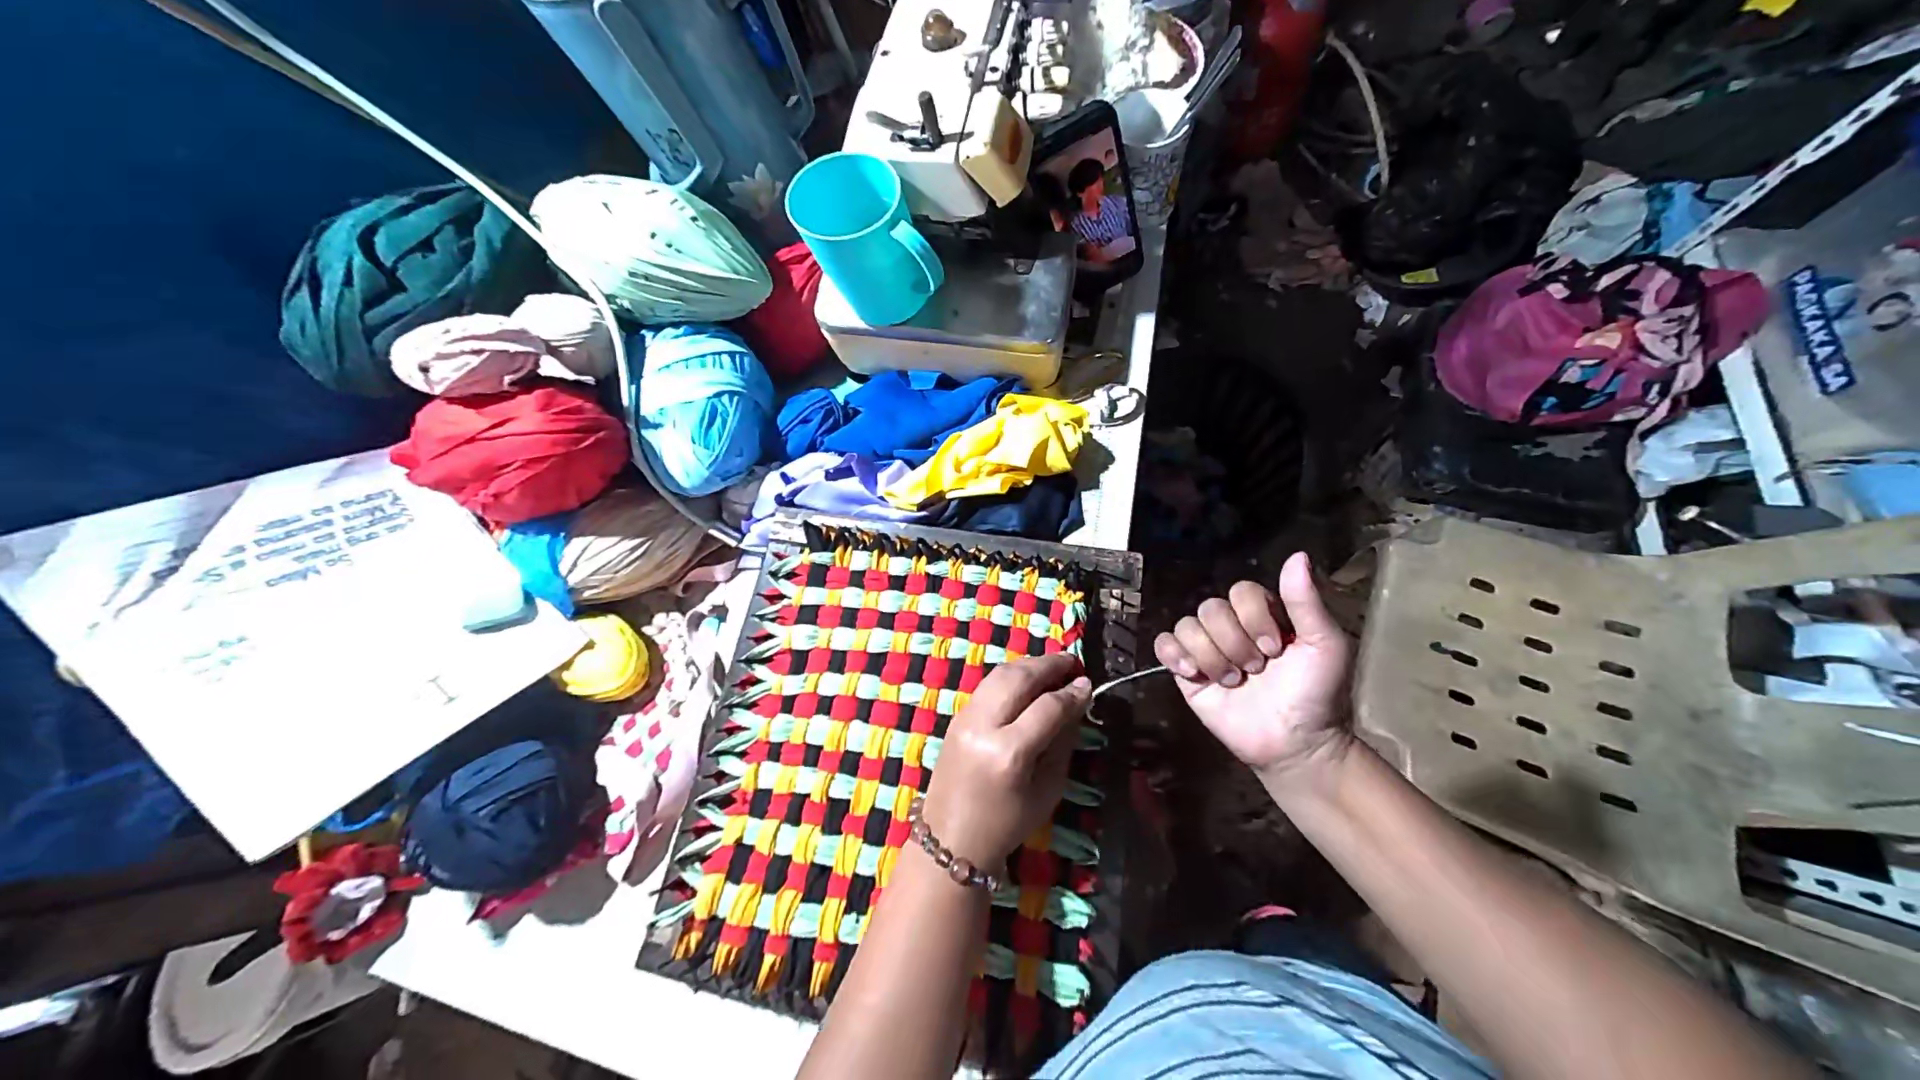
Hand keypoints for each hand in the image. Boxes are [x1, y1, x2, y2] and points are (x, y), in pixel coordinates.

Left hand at [921, 653, 1090, 869]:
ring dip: (1028, 666)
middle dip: (1049, 665)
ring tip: (1052, 667)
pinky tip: (1027, 681)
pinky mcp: (955, 718)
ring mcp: (964, 719)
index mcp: (1008, 753)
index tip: (1088, 684)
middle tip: (1071, 662)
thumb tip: (1075, 705)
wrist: (951, 839)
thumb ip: (1062, 743)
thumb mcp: (1048, 789)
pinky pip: (987, 686)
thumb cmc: (1007, 823)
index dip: (1072, 693)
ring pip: (999, 675)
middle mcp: (982, 727)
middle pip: (1019, 679)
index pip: (1047, 708)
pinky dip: (1010, 677)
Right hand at [1153, 552, 1353, 784]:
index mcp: (1264, 614)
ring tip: (1233, 681)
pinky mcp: (1185, 672)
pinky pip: (1164, 644)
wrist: (1294, 743)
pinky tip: (1193, 673)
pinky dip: (1174, 655)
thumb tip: (1297, 556)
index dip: (1254, 618)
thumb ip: (1306, 602)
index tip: (1277, 649)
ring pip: (1187, 626)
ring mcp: (1207, 649)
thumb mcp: (1325, 644)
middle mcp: (1233, 627)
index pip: (1241, 591)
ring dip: (1211, 656)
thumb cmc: (1317, 694)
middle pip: (1211, 608)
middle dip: (1234, 642)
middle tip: (1257, 670)